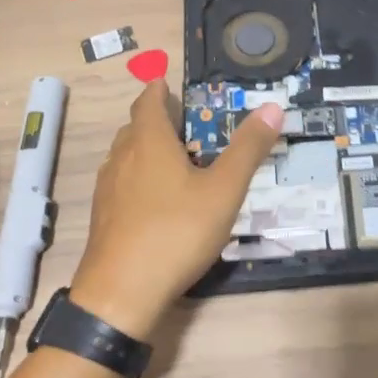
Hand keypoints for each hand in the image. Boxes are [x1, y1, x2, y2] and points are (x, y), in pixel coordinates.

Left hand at [70, 81, 283, 338]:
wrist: (121, 293)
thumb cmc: (176, 232)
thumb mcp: (224, 190)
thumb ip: (248, 149)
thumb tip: (272, 107)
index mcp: (149, 143)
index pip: (148, 102)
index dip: (158, 90)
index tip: (166, 83)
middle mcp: (123, 159)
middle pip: (135, 128)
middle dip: (155, 120)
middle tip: (183, 123)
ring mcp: (109, 190)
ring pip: (126, 156)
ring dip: (146, 150)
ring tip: (174, 158)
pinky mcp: (104, 218)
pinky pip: (122, 184)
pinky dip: (139, 178)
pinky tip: (157, 200)